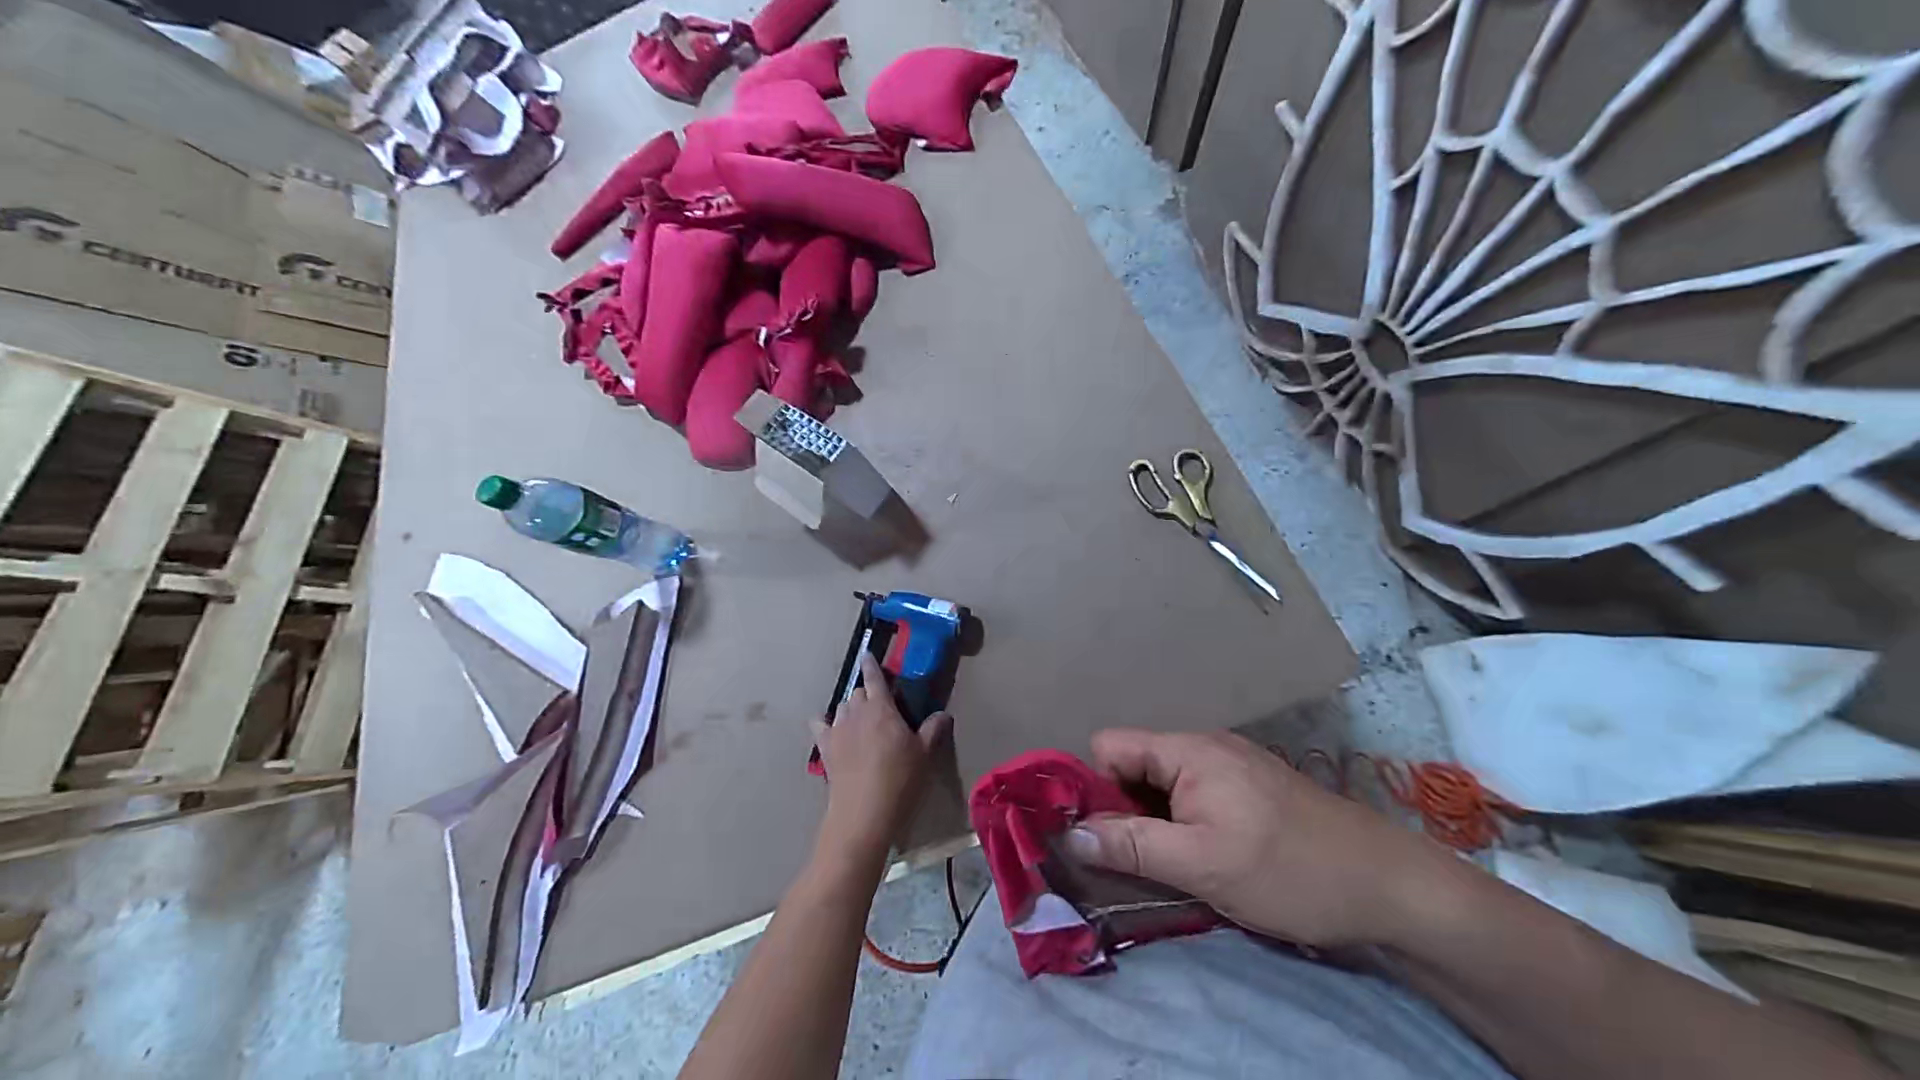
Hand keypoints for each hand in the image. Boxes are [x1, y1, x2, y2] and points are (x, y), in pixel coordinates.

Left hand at [810, 653, 950, 855]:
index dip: (872, 665)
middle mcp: (856, 712)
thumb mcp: (924, 754)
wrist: (863, 812)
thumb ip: (933, 730)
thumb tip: (943, 714)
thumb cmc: (900, 780)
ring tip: (860, 719)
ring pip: (841, 707)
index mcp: (882, 708)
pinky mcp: (825, 748)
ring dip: (850, 708)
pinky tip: (829, 728)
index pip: (874, 677)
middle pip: (857, 692)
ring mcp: (837, 729)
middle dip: (867, 693)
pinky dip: (825, 723)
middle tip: (880, 706)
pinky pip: (820, 726)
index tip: (868, 655)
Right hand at [1066, 729, 1460, 947]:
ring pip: (1161, 785)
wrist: (1389, 887)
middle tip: (1138, 862)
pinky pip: (1191, 796)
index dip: (1094, 788)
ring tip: (1173, 866)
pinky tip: (1203, 858)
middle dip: (1124, 811)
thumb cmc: (1290, 871)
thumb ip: (1131, 845)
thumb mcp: (1202, 865)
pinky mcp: (1247, 789)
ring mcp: (1229, 766)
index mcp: (1188, 750)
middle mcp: (1204, 746)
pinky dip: (1183, 824)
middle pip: (1133, 766)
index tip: (1101, 837)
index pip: (1109, 747)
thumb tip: (1069, 832)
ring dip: (1154, 823)